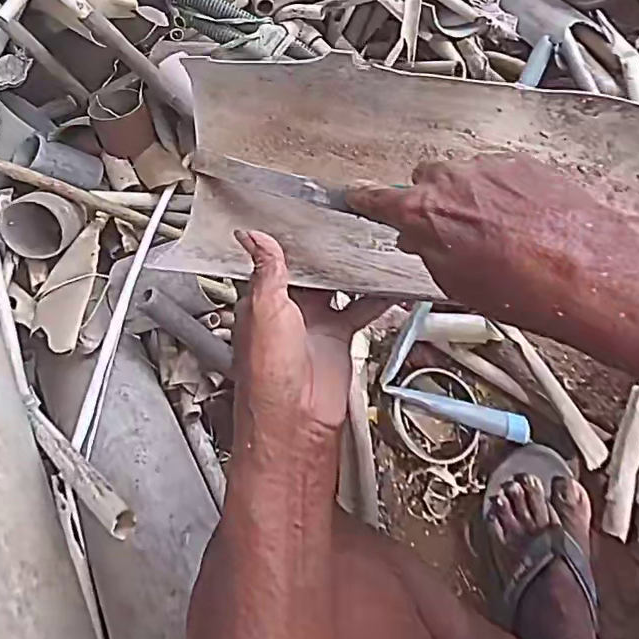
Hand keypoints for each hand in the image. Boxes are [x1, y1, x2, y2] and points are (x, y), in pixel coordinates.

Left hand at [231, 229, 392, 447]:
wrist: (297, 420)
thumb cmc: (269, 376)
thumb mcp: (266, 310)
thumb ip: (267, 271)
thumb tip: (251, 236)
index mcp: (264, 300)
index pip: (278, 261)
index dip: (291, 241)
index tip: (306, 219)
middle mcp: (289, 309)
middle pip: (312, 271)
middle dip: (327, 252)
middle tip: (346, 226)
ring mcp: (315, 322)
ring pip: (338, 286)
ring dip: (351, 272)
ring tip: (368, 249)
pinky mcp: (338, 336)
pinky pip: (360, 310)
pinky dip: (374, 299)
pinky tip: (387, 286)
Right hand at [347, 156, 638, 343]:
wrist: (591, 270)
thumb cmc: (529, 287)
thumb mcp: (456, 285)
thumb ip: (426, 251)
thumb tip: (421, 239)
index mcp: (424, 210)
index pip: (377, 198)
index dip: (363, 198)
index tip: (356, 196)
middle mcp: (453, 179)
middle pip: (426, 181)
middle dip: (433, 203)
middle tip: (450, 235)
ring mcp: (490, 166)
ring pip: (465, 177)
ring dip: (473, 200)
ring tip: (501, 238)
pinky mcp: (523, 162)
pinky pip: (499, 174)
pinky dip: (504, 194)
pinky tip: (524, 226)